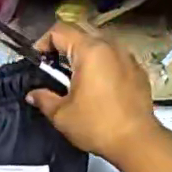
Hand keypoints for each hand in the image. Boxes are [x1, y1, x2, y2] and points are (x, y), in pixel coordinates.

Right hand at [24, 22, 163, 163]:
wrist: (136, 141)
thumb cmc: (96, 125)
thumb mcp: (61, 115)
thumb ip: (43, 99)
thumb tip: (33, 94)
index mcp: (89, 51)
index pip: (60, 30)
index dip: (43, 42)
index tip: (37, 61)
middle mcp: (111, 47)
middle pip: (81, 35)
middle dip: (63, 49)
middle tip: (53, 71)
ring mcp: (128, 57)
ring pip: (100, 46)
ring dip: (83, 57)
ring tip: (75, 80)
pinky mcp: (138, 71)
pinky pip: (115, 59)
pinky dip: (102, 67)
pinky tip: (97, 89)